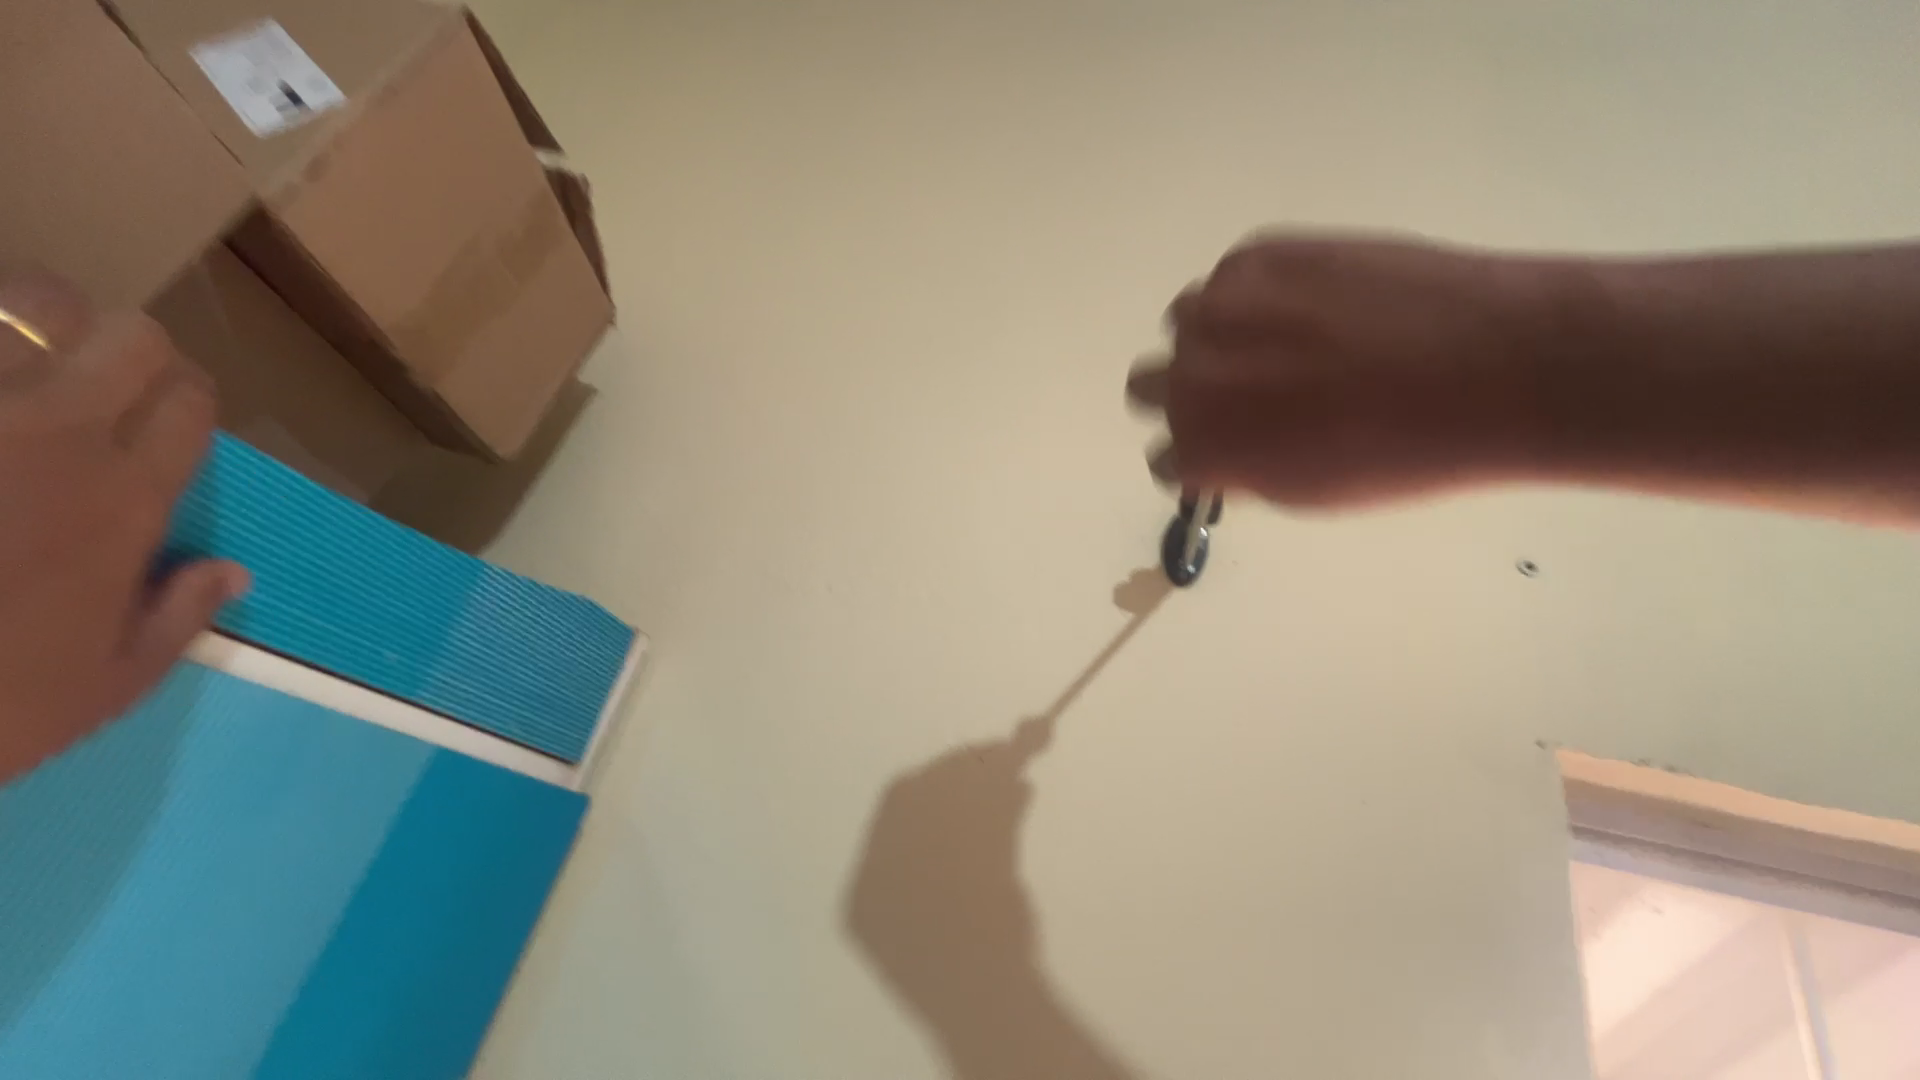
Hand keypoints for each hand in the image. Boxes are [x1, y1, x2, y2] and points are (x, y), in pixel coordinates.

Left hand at [0, 270, 245, 783]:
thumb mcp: (106, 686)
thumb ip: (177, 617)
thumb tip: (230, 571)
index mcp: (124, 503)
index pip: (190, 402)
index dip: (186, 397)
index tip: (165, 419)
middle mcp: (54, 438)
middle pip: (126, 335)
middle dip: (124, 344)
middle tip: (95, 379)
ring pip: (26, 305)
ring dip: (32, 319)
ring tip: (13, 355)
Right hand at [1127, 233, 1579, 507]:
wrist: (1490, 364)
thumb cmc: (1400, 453)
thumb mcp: (1305, 491)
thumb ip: (1240, 469)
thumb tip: (1224, 449)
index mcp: (1197, 446)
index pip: (1164, 455)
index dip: (1201, 452)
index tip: (1234, 446)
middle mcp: (1187, 376)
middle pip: (1146, 385)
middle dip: (1187, 393)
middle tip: (1248, 392)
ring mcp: (1216, 308)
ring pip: (1184, 324)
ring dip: (1215, 336)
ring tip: (1286, 340)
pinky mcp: (1255, 254)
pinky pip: (1231, 280)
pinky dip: (1256, 294)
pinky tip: (1317, 303)